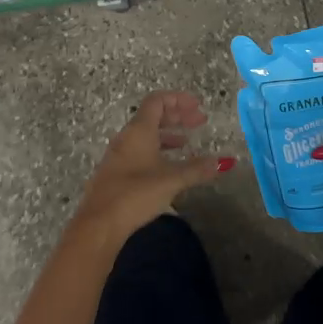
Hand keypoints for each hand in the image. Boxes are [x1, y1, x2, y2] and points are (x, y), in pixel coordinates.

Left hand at [72, 91, 233, 244]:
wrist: (99, 224)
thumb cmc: (136, 194)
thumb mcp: (172, 180)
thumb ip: (198, 168)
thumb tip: (224, 161)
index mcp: (139, 131)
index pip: (157, 101)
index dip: (179, 99)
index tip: (198, 106)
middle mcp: (126, 138)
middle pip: (152, 116)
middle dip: (177, 116)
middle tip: (199, 122)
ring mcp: (118, 155)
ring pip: (145, 134)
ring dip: (167, 134)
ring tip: (186, 143)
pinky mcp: (115, 172)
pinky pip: (139, 150)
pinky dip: (157, 149)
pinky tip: (167, 165)